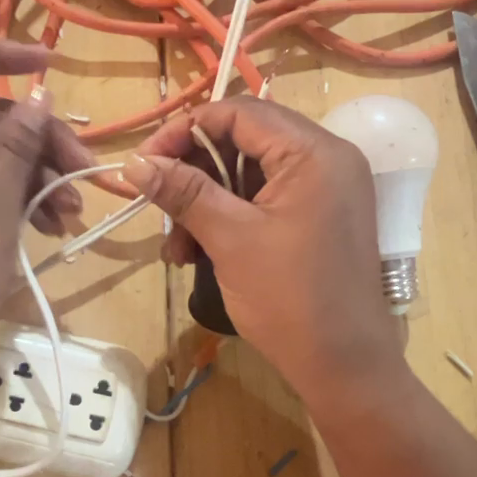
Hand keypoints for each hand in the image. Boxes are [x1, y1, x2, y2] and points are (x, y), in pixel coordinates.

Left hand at [0, 40, 93, 368]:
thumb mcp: (0, 197)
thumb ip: (19, 142)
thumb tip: (37, 94)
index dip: (3, 54)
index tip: (52, 64)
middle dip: (44, 141)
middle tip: (85, 176)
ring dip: (40, 178)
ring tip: (72, 216)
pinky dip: (23, 201)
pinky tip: (52, 229)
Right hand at [125, 98, 407, 423]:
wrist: (341, 364)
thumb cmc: (289, 298)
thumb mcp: (229, 239)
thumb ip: (183, 192)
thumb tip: (135, 163)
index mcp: (314, 153)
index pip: (239, 112)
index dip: (183, 131)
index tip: (143, 163)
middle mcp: (325, 159)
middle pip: (241, 140)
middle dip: (192, 172)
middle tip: (157, 206)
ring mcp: (322, 190)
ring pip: (245, 174)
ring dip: (203, 203)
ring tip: (178, 249)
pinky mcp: (314, 218)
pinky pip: (260, 201)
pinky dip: (225, 220)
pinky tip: (197, 255)